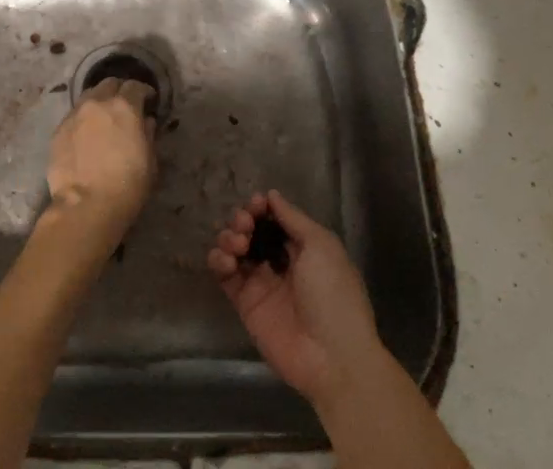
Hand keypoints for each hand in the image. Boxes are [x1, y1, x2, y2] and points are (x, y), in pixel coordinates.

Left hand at [45, 78, 156, 234]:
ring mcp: (74, 115)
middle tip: (125, 105)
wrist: (86, 205)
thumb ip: (148, 133)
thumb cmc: (127, 185)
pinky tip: (86, 135)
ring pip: (88, 97)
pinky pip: (74, 116)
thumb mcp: (150, 160)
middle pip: (108, 84)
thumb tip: (145, 121)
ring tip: (103, 117)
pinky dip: (83, 119)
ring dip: (99, 102)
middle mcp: (97, 103)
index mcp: (124, 107)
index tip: (149, 100)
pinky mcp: (58, 130)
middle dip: (119, 90)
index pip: (135, 86)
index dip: (144, 91)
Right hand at [207, 190, 385, 403]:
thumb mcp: (322, 247)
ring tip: (237, 244)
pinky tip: (227, 260)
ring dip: (230, 237)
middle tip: (245, 224)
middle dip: (243, 220)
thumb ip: (294, 219)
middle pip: (252, 231)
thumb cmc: (334, 295)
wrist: (331, 356)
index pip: (276, 220)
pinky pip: (224, 275)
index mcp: (305, 248)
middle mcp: (281, 263)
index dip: (263, 208)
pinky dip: (219, 261)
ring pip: (235, 249)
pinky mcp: (244, 303)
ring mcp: (261, 283)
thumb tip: (272, 196)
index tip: (256, 204)